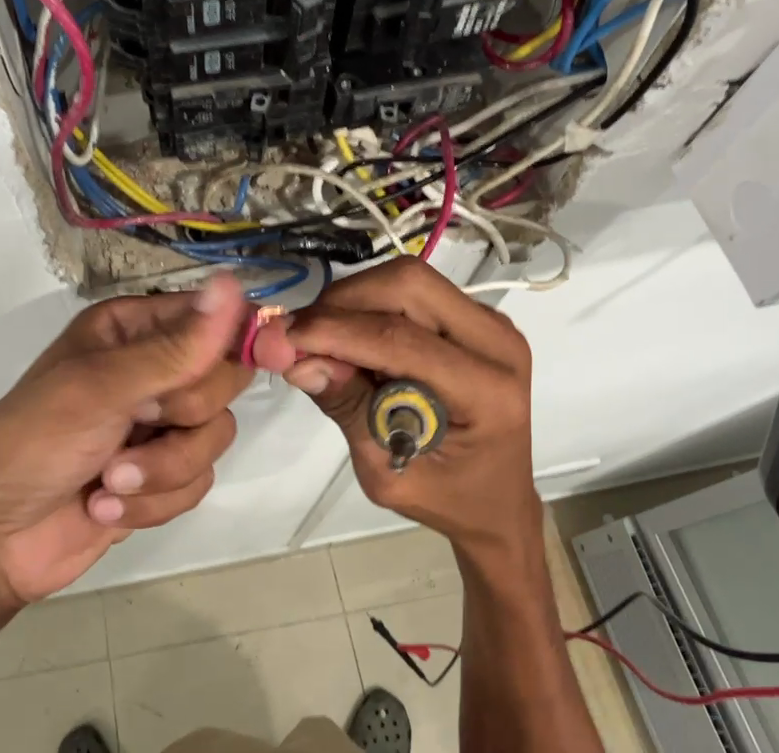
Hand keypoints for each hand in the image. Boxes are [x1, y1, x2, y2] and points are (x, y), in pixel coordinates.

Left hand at [0, 274, 252, 605]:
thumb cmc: (33, 442)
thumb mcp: (101, 389)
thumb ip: (175, 349)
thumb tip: (233, 284)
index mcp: (130, 330)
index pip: (209, 319)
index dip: (241, 336)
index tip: (274, 354)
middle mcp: (149, 371)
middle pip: (223, 381)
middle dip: (181, 417)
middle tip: (138, 424)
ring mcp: (155, 428)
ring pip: (214, 437)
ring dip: (163, 470)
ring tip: (109, 482)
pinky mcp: (159, 480)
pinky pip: (198, 483)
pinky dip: (154, 502)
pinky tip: (105, 507)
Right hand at [250, 258, 539, 556]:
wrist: (497, 500)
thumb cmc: (447, 499)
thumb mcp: (387, 474)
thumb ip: (348, 410)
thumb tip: (299, 361)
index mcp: (488, 392)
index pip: (401, 340)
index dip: (336, 332)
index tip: (282, 338)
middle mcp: (497, 343)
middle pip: (409, 285)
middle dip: (343, 302)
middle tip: (301, 336)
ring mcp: (488, 323)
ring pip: (407, 278)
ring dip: (353, 300)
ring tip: (322, 339)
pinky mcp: (472, 316)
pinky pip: (413, 290)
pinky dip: (369, 304)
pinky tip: (349, 338)